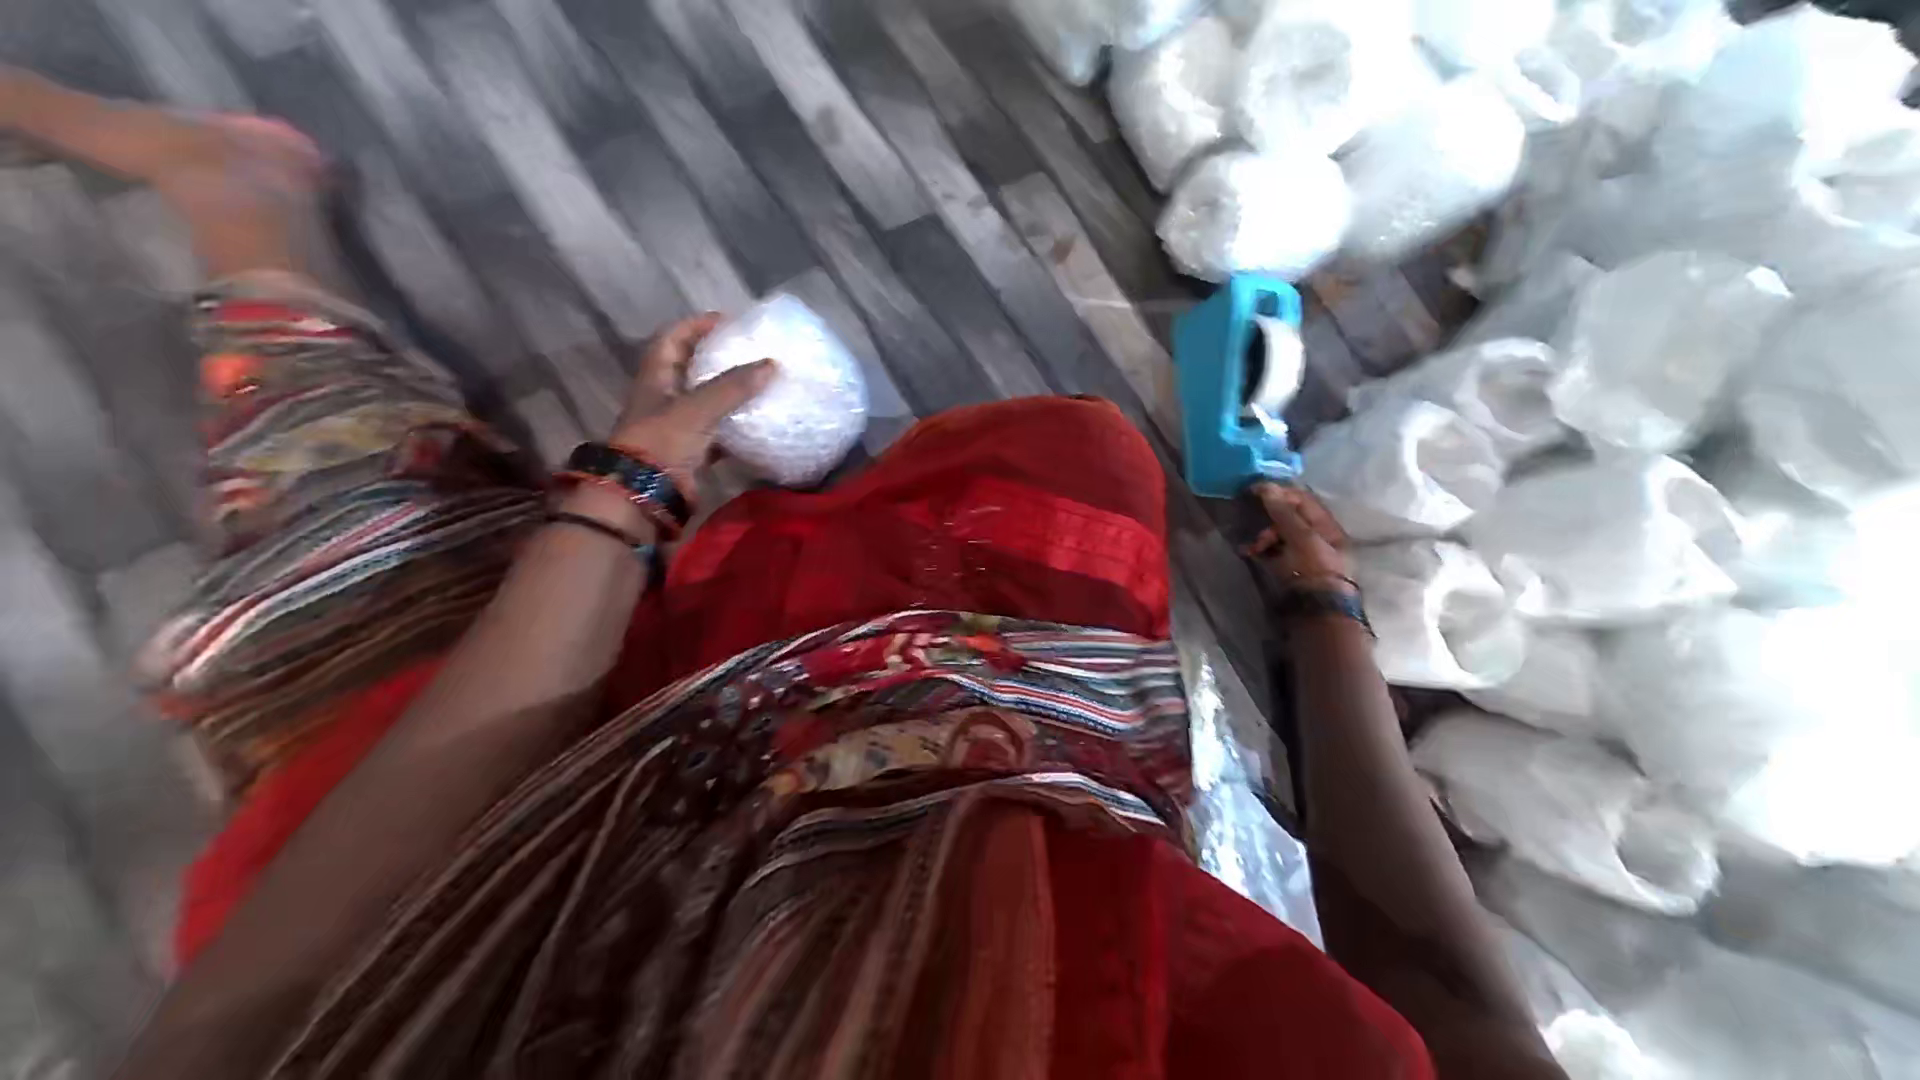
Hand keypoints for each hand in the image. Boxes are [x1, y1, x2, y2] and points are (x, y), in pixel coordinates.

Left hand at [609, 313, 776, 498]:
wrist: (646, 492)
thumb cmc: (663, 441)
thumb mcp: (699, 408)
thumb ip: (734, 386)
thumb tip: (772, 364)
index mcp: (656, 378)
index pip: (673, 339)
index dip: (696, 326)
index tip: (727, 321)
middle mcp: (664, 398)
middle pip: (691, 369)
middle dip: (718, 359)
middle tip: (750, 352)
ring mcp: (677, 426)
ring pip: (706, 402)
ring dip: (730, 394)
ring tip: (760, 384)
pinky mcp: (691, 452)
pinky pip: (717, 433)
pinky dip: (736, 428)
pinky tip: (758, 424)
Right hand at [1247, 483, 1354, 592]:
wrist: (1316, 610)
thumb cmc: (1314, 569)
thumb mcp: (1302, 538)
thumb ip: (1284, 513)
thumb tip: (1266, 486)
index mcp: (1327, 526)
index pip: (1302, 499)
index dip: (1280, 492)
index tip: (1255, 490)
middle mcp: (1316, 536)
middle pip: (1288, 516)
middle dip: (1269, 518)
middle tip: (1254, 523)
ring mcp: (1301, 553)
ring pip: (1277, 533)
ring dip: (1263, 536)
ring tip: (1253, 547)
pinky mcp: (1287, 567)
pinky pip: (1271, 550)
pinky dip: (1260, 548)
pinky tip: (1248, 552)